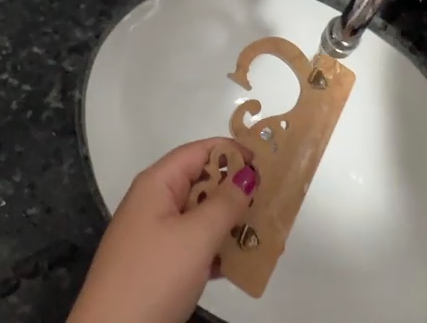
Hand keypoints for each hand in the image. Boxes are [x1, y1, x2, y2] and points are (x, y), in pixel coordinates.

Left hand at [69, 138, 257, 322]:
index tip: (266, 164)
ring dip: (230, 222)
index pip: (198, 151)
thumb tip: (247, 173)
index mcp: (157, 184)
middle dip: (236, 190)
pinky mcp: (157, 266)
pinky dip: (216, 249)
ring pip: (199, 216)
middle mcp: (153, 202)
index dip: (232, 152)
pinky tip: (242, 263)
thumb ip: (225, 203)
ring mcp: (153, 235)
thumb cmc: (154, 276)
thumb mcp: (196, 237)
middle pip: (200, 183)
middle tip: (273, 201)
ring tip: (266, 233)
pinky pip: (193, 245)